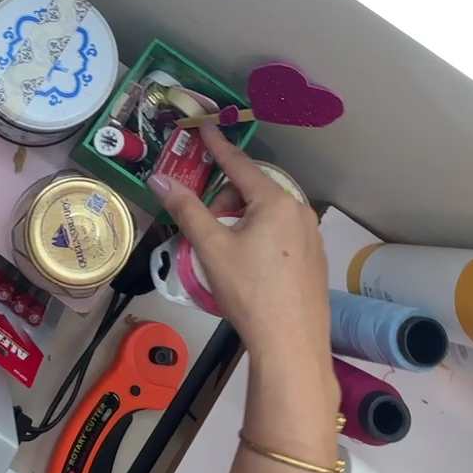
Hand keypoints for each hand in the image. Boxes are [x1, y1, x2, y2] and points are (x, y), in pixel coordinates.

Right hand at [150, 126, 337, 452]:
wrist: (290, 346)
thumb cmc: (250, 292)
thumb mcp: (211, 247)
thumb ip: (185, 208)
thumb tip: (159, 179)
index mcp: (276, 202)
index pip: (240, 164)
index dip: (217, 145)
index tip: (205, 126)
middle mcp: (299, 211)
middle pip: (252, 190)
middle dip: (224, 200)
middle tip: (207, 226)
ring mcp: (311, 236)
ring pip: (266, 212)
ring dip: (240, 219)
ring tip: (225, 251)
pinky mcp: (314, 259)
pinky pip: (280, 231)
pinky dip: (258, 235)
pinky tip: (248, 265)